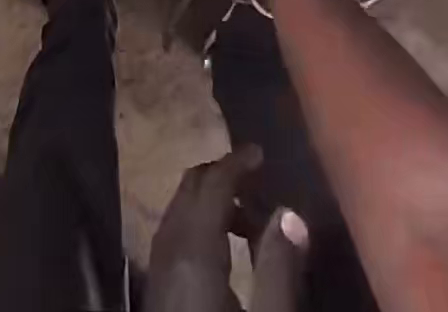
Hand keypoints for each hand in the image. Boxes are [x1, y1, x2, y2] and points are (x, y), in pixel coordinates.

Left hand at [146, 145, 310, 311]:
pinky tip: (224, 251)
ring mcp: (158, 274)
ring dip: (210, 199)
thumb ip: (279, 268)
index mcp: (194, 255)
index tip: (261, 152)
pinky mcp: (157, 294)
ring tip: (249, 217)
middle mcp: (169, 253)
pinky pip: (174, 236)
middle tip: (257, 178)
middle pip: (188, 190)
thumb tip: (289, 212)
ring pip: (179, 211)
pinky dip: (198, 223)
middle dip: (221, 174)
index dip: (236, 163)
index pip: (212, 187)